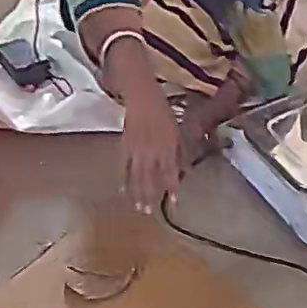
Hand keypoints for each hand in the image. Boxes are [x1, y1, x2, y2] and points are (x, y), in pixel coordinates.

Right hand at [123, 87, 180, 214]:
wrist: (142, 96)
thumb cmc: (163, 113)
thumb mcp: (177, 132)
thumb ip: (179, 153)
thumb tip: (183, 172)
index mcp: (168, 147)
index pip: (170, 173)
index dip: (171, 189)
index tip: (174, 202)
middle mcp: (152, 151)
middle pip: (151, 178)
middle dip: (150, 196)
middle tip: (149, 211)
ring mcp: (137, 149)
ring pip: (137, 176)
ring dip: (137, 193)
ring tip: (138, 207)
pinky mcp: (125, 145)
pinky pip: (124, 166)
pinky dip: (124, 179)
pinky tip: (124, 191)